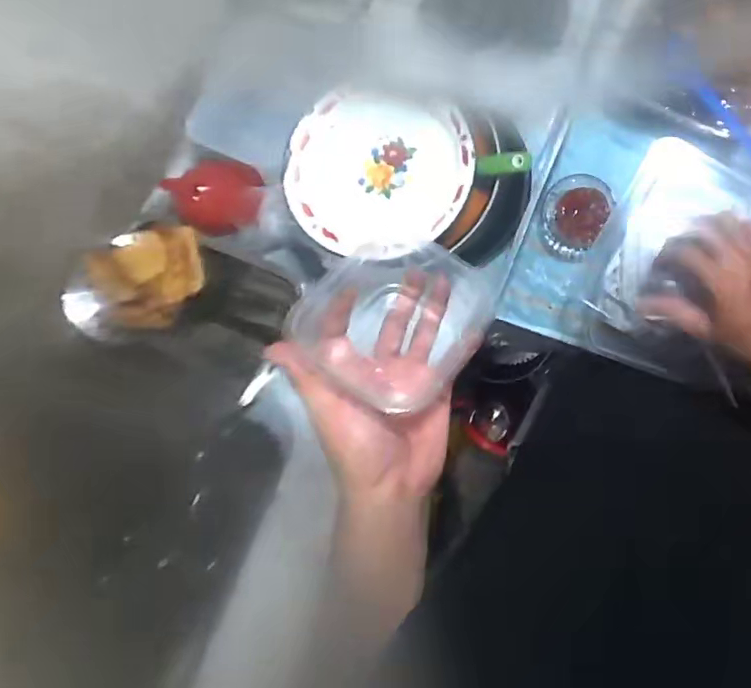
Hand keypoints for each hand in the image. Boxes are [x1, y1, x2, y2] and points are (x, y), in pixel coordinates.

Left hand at [266, 271, 452, 508]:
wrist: (394, 481)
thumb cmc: (354, 446)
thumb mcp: (328, 410)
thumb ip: (310, 377)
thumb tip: (274, 345)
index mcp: (353, 374)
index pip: (346, 334)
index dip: (346, 311)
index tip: (352, 284)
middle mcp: (383, 369)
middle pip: (394, 327)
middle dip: (403, 299)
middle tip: (414, 269)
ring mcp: (413, 376)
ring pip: (424, 335)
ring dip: (434, 310)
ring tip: (444, 282)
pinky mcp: (439, 386)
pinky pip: (452, 358)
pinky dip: (464, 342)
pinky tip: (475, 322)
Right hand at [637, 214, 750, 383]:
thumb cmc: (745, 340)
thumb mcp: (707, 329)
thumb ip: (676, 311)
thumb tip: (643, 303)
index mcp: (720, 277)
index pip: (685, 251)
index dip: (667, 255)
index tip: (659, 266)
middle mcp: (738, 257)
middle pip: (705, 228)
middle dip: (685, 234)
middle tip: (676, 249)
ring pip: (730, 221)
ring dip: (711, 224)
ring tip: (699, 238)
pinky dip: (738, 225)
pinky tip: (730, 236)